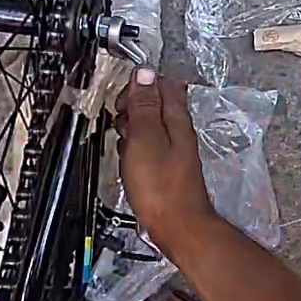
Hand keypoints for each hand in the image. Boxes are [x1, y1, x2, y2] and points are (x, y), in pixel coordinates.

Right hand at [116, 68, 220, 256]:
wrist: (178, 227)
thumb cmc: (161, 186)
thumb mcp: (145, 138)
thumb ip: (144, 105)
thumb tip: (144, 73)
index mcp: (175, 118)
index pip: (161, 83)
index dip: (139, 85)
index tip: (123, 102)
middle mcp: (179, 130)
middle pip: (156, 103)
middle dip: (133, 107)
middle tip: (122, 124)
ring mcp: (175, 149)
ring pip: (151, 124)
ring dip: (133, 128)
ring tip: (124, 143)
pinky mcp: (168, 167)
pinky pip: (149, 146)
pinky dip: (136, 147)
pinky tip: (129, 161)